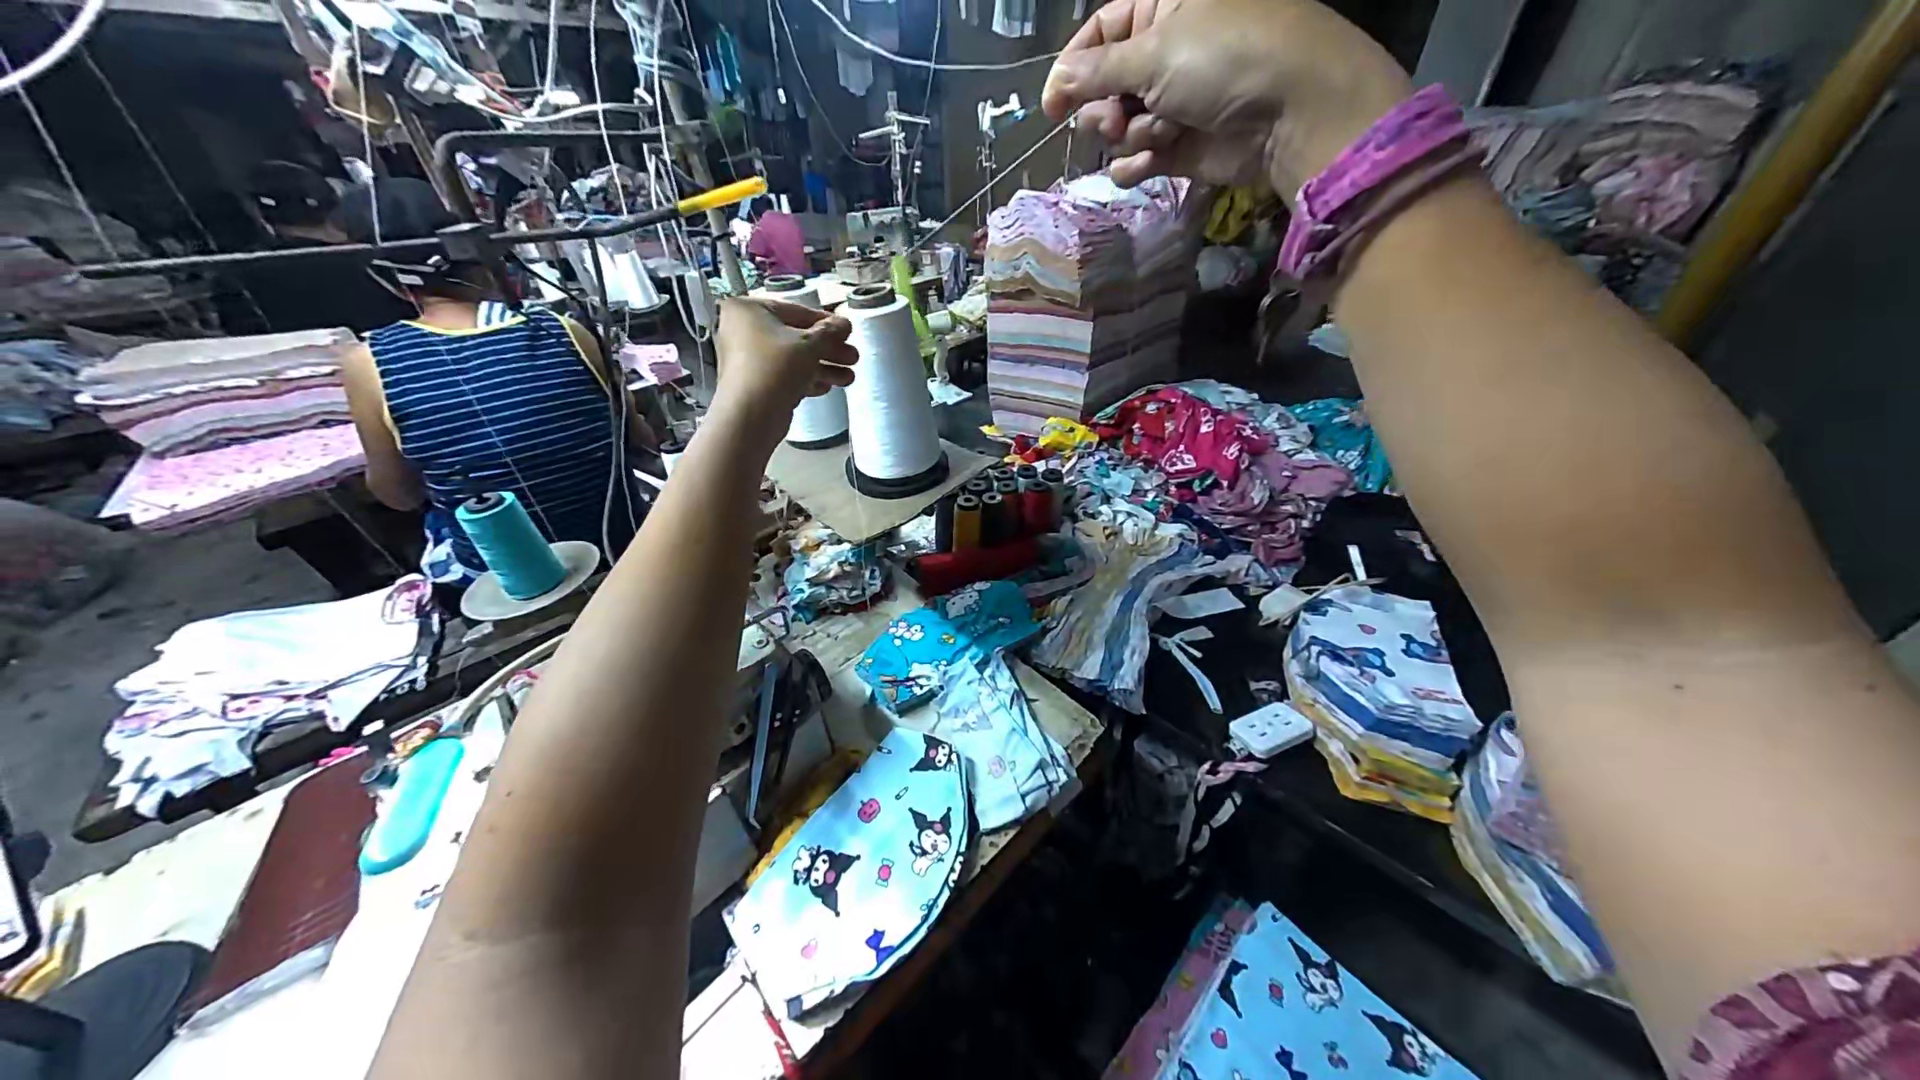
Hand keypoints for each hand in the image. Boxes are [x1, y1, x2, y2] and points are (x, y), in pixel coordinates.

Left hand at [712, 297, 857, 431]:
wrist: (750, 417)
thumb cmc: (774, 369)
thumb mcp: (810, 344)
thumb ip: (830, 331)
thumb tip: (843, 324)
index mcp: (749, 310)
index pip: (796, 311)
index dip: (826, 322)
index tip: (846, 331)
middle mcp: (743, 331)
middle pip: (796, 336)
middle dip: (828, 349)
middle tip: (852, 356)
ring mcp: (747, 359)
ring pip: (793, 358)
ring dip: (823, 367)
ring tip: (847, 377)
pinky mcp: (754, 383)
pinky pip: (785, 376)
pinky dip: (806, 379)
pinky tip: (827, 386)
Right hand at [1041, 0, 1411, 201]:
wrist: (1289, 113)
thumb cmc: (1224, 58)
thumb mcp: (1153, 51)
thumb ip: (1094, 72)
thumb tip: (1053, 86)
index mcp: (1161, 9)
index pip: (1100, 32)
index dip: (1072, 67)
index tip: (1051, 105)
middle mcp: (1164, 54)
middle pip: (1104, 85)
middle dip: (1103, 107)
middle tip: (1115, 116)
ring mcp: (1172, 102)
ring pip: (1119, 125)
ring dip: (1128, 134)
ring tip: (1155, 132)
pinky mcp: (1179, 147)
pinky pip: (1136, 158)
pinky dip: (1137, 163)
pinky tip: (1149, 161)